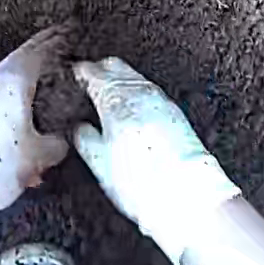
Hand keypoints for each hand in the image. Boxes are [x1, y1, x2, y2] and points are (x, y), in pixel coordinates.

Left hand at [0, 25, 71, 227]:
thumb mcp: (38, 157)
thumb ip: (55, 145)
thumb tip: (60, 143)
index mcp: (11, 80)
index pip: (39, 49)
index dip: (56, 40)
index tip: (66, 33)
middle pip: (20, 62)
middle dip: (41, 57)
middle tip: (57, 50)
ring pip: (6, 84)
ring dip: (25, 85)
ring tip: (43, 94)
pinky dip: (10, 107)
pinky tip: (18, 132)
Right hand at [72, 57, 240, 264]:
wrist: (187, 197)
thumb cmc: (144, 186)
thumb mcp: (101, 166)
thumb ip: (86, 140)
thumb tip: (79, 128)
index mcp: (116, 102)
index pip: (94, 74)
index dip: (82, 72)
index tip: (76, 73)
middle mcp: (139, 93)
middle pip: (115, 67)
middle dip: (101, 69)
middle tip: (89, 77)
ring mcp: (159, 99)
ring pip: (133, 75)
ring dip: (119, 77)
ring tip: (109, 89)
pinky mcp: (174, 110)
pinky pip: (149, 88)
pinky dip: (136, 89)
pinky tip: (133, 103)